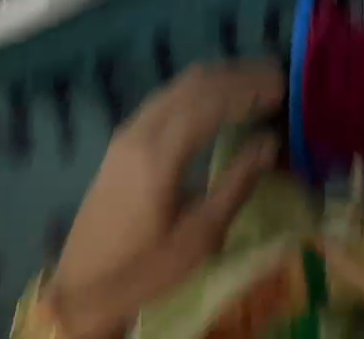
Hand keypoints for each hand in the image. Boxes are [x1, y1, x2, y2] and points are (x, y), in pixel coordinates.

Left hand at [47, 61, 284, 338]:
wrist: (80, 289)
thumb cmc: (145, 269)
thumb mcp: (199, 238)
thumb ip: (237, 183)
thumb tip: (271, 140)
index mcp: (159, 154)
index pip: (211, 100)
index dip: (249, 88)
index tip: (283, 88)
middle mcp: (142, 129)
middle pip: (197, 82)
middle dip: (240, 75)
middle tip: (278, 78)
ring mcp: (130, 129)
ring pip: (181, 83)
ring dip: (221, 76)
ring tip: (257, 83)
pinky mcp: (125, 136)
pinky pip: (170, 95)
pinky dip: (202, 88)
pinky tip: (221, 99)